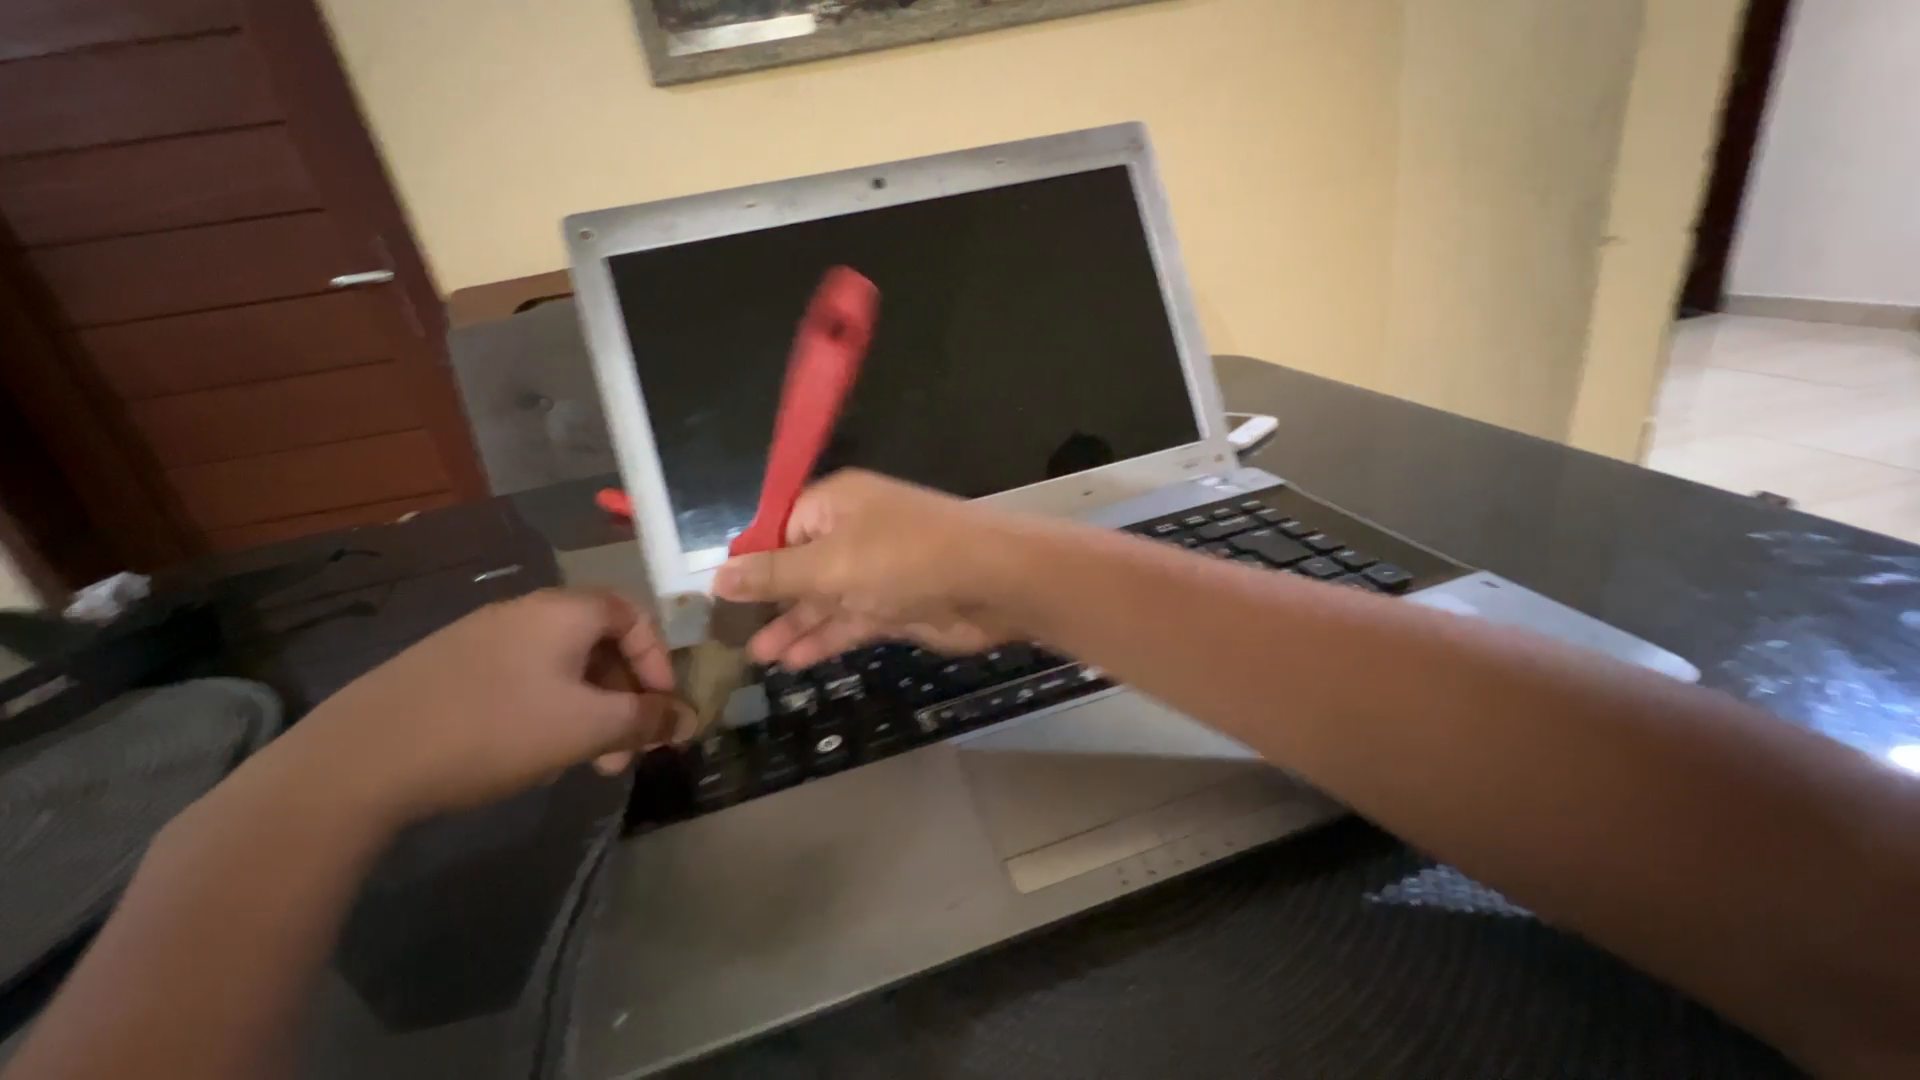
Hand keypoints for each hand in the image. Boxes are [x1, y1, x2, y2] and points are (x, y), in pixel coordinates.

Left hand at [267, 590, 679, 825]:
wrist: (361, 758)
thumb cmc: (496, 730)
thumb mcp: (588, 728)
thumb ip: (646, 719)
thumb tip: (689, 718)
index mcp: (564, 611)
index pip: (635, 616)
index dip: (659, 662)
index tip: (661, 711)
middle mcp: (525, 612)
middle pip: (598, 643)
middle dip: (624, 697)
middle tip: (625, 750)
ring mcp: (480, 637)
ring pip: (560, 667)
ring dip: (587, 710)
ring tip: (582, 762)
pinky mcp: (447, 667)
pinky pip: (520, 679)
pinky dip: (545, 710)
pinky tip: (529, 754)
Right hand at [713, 470, 1032, 667]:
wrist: (992, 584)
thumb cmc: (905, 559)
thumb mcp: (830, 564)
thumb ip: (775, 574)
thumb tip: (718, 576)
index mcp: (835, 505)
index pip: (779, 528)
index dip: (751, 561)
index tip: (718, 596)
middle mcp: (852, 534)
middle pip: (798, 567)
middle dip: (767, 600)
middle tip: (730, 635)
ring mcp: (875, 572)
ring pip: (823, 600)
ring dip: (792, 626)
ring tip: (756, 657)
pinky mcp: (894, 606)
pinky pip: (849, 621)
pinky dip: (824, 639)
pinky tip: (793, 661)